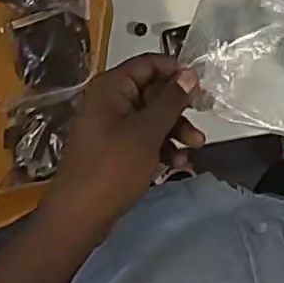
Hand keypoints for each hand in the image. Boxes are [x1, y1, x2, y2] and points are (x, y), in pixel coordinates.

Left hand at [42, 53, 205, 233]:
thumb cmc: (112, 167)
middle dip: (179, 106)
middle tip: (205, 113)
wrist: (78, 218)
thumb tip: (189, 74)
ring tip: (196, 145)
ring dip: (175, 129)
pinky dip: (162, 146)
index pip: (149, 64)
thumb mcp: (147, 132)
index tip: (201, 85)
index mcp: (112, 86)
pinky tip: (179, 162)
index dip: (176, 71)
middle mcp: (110, 99)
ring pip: (151, 116)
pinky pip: (143, 137)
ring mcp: (111, 125)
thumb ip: (171, 101)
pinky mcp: (114, 148)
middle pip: (152, 91)